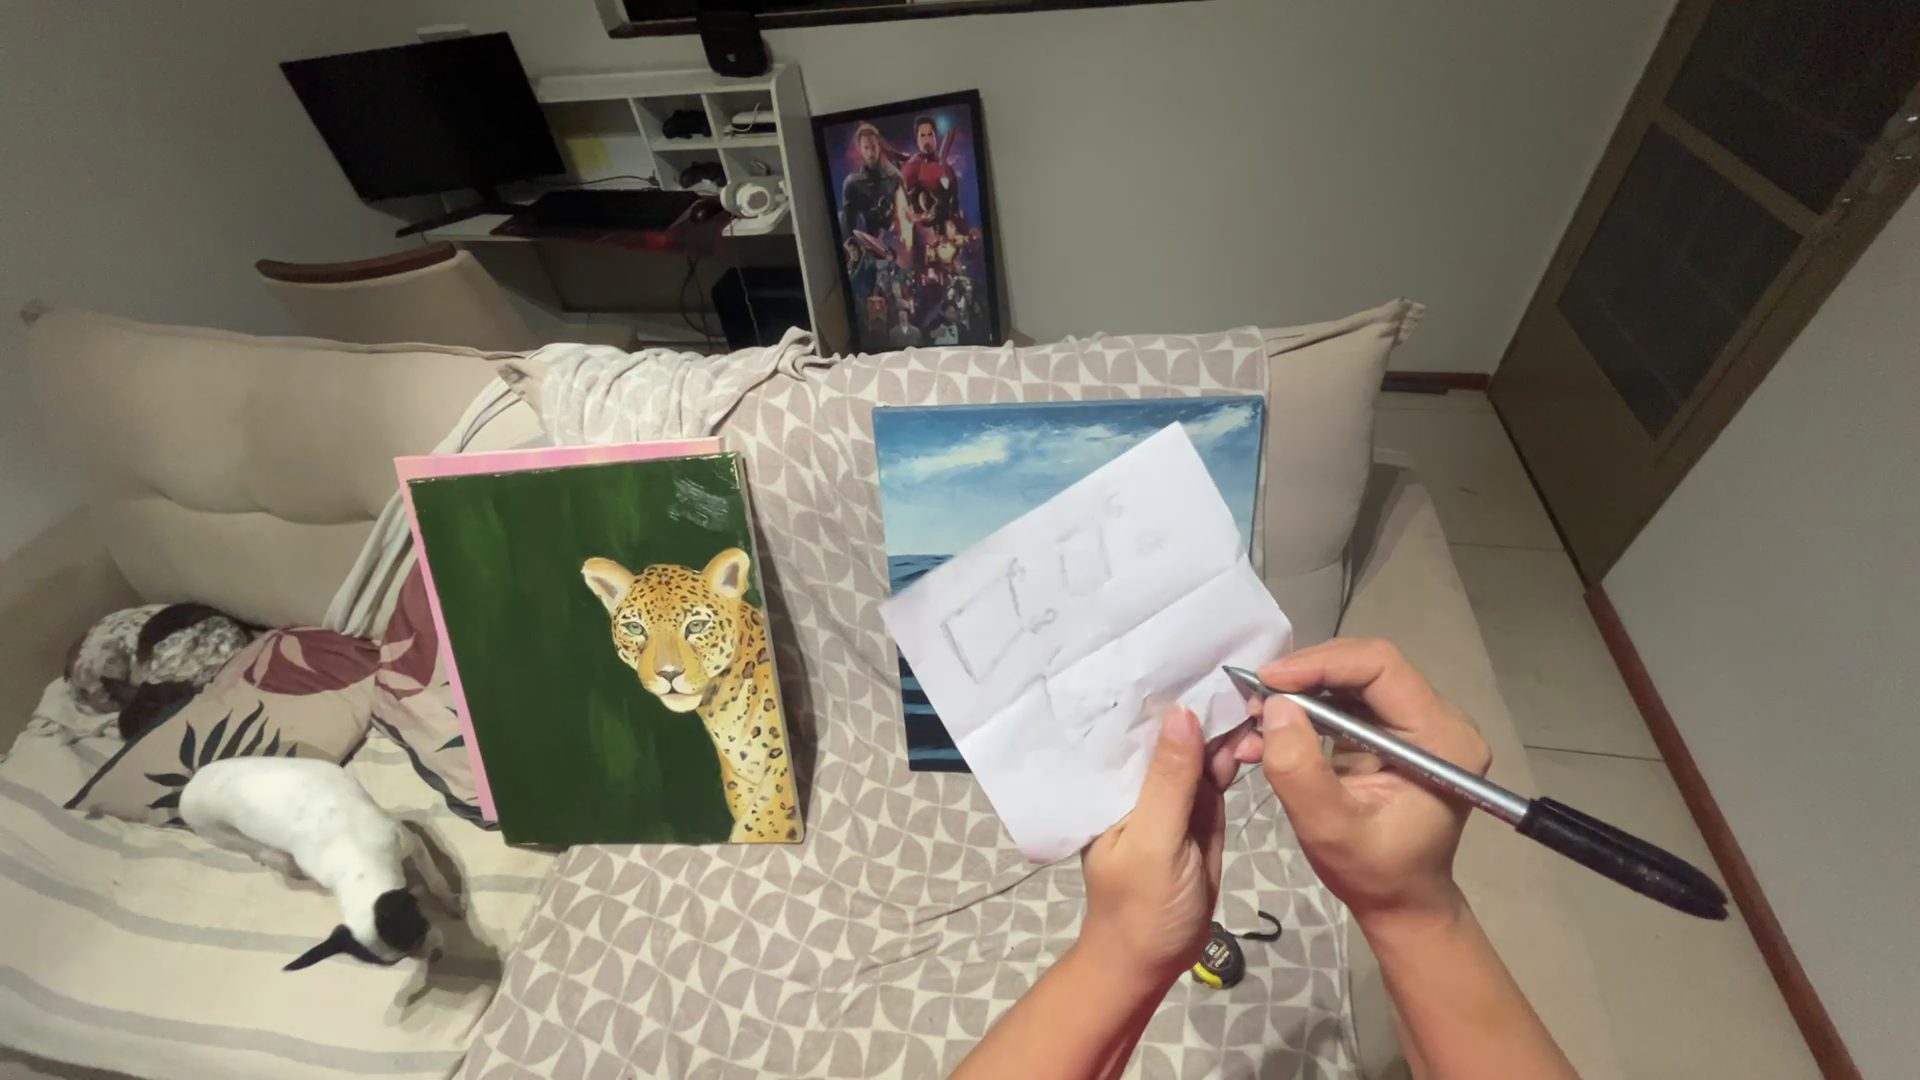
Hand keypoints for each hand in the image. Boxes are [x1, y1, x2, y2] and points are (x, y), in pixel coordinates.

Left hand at [1078, 706, 1259, 990]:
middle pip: (1171, 733)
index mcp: (1114, 779)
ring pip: (1197, 751)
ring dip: (1225, 731)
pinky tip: (1253, 738)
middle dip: (1203, 708)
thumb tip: (1180, 713)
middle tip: (1244, 681)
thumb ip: (1168, 780)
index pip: (1138, 725)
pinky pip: (1214, 777)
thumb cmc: (1140, 904)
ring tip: (1257, 707)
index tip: (1198, 658)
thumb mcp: (1154, 840)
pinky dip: (1232, 758)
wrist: (1152, 960)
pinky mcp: (1197, 813)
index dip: (1165, 693)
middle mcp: (1139, 778)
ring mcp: (1171, 795)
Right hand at [1253, 638, 1489, 922]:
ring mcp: (1414, 720)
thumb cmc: (1372, 870)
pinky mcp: (1389, 727)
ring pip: (1347, 675)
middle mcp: (1437, 718)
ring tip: (1256, 713)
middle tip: (1255, 696)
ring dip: (1297, 689)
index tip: (1268, 681)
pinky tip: (1270, 726)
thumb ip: (1299, 769)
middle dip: (1303, 674)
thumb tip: (1275, 705)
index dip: (1322, 664)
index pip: (1381, 668)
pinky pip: (1341, 695)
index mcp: (1442, 739)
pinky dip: (1301, 705)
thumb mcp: (1329, 827)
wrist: (1397, 900)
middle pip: (1363, 664)